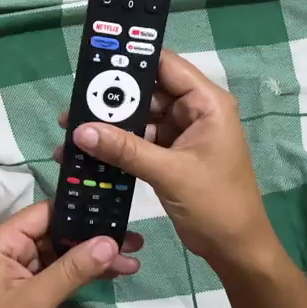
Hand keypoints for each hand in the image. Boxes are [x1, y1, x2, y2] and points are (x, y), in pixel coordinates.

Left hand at [0, 201, 141, 307]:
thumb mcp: (38, 300)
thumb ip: (73, 269)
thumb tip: (110, 242)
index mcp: (4, 239)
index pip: (47, 212)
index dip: (81, 210)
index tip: (116, 210)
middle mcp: (12, 246)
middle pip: (59, 230)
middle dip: (95, 235)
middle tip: (133, 237)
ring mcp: (23, 266)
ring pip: (65, 251)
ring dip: (96, 255)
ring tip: (134, 255)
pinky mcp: (33, 284)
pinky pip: (63, 269)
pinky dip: (86, 271)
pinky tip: (115, 271)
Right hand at [59, 50, 279, 269]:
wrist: (235, 249)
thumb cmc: (216, 204)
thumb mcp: (169, 173)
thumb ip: (125, 149)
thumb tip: (81, 130)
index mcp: (207, 104)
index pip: (166, 66)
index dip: (132, 58)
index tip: (95, 58)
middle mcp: (195, 111)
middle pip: (147, 92)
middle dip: (111, 98)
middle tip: (73, 103)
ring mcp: (182, 133)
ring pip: (140, 118)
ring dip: (110, 124)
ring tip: (71, 129)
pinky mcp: (171, 154)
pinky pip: (139, 141)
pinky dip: (117, 145)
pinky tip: (88, 150)